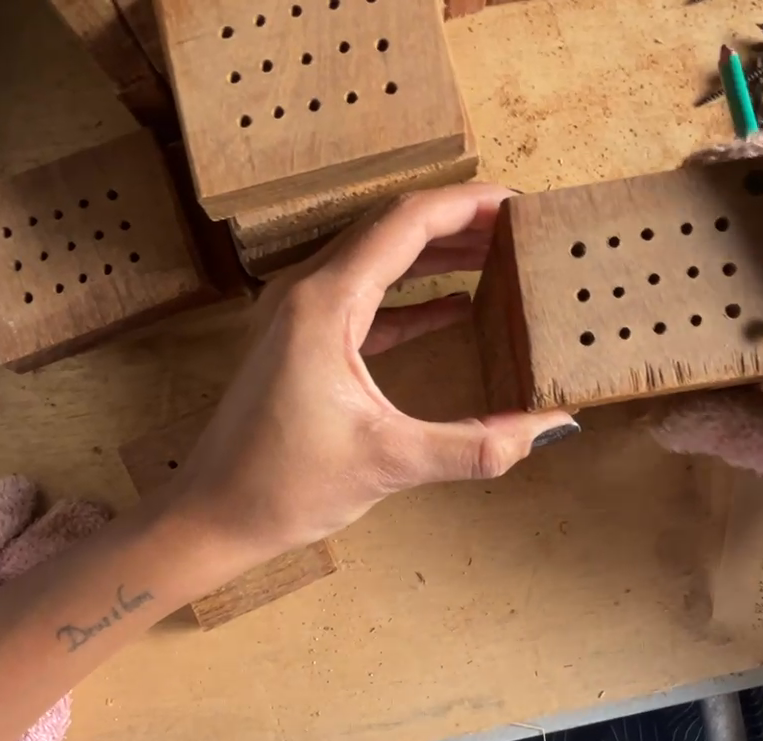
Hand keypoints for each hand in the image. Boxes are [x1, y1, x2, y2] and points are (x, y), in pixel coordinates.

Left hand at [168, 184, 577, 557]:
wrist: (213, 515)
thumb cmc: (284, 486)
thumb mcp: (388, 462)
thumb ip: (473, 446)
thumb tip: (549, 428)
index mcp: (324, 304)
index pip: (405, 224)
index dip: (466, 205)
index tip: (517, 204)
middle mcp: (306, 293)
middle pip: (390, 231)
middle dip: (457, 225)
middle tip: (517, 230)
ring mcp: (297, 316)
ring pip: (376, 261)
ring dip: (433, 256)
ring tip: (494, 257)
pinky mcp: (299, 344)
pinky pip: (364, 300)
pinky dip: (409, 297)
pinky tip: (452, 308)